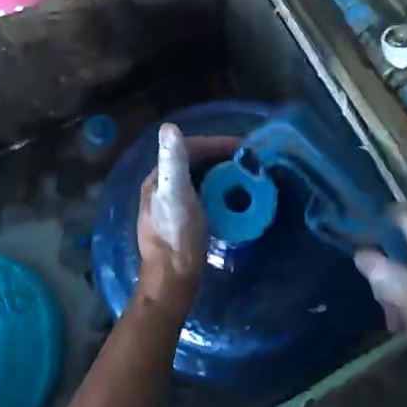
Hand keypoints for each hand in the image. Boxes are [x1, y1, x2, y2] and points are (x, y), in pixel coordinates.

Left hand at [133, 126, 237, 318]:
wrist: (172, 281)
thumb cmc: (177, 236)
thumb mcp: (177, 194)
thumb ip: (174, 160)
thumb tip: (168, 126)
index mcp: (158, 178)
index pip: (187, 148)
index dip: (215, 143)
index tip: (242, 147)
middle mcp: (161, 189)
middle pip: (194, 164)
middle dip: (221, 159)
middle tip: (248, 163)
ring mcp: (170, 207)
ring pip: (199, 181)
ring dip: (222, 176)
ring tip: (245, 179)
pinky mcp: (181, 223)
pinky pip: (203, 198)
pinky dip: (219, 194)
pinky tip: (233, 201)